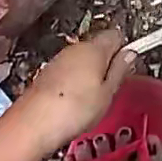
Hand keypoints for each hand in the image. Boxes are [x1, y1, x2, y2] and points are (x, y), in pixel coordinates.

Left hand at [14, 27, 135, 151]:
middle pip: (98, 47)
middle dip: (106, 64)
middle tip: (109, 89)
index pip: (116, 35)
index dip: (123, 50)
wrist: (32, 125)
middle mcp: (76, 48)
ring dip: (89, 74)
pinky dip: (73, 82)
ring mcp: (59, 59)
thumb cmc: (75, 109)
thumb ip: (120, 70)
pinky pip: (68, 71)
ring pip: (82, 60)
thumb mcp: (107, 93)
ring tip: (90, 101)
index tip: (125, 70)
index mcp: (95, 48)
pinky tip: (72, 103)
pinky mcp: (46, 73)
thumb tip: (130, 53)